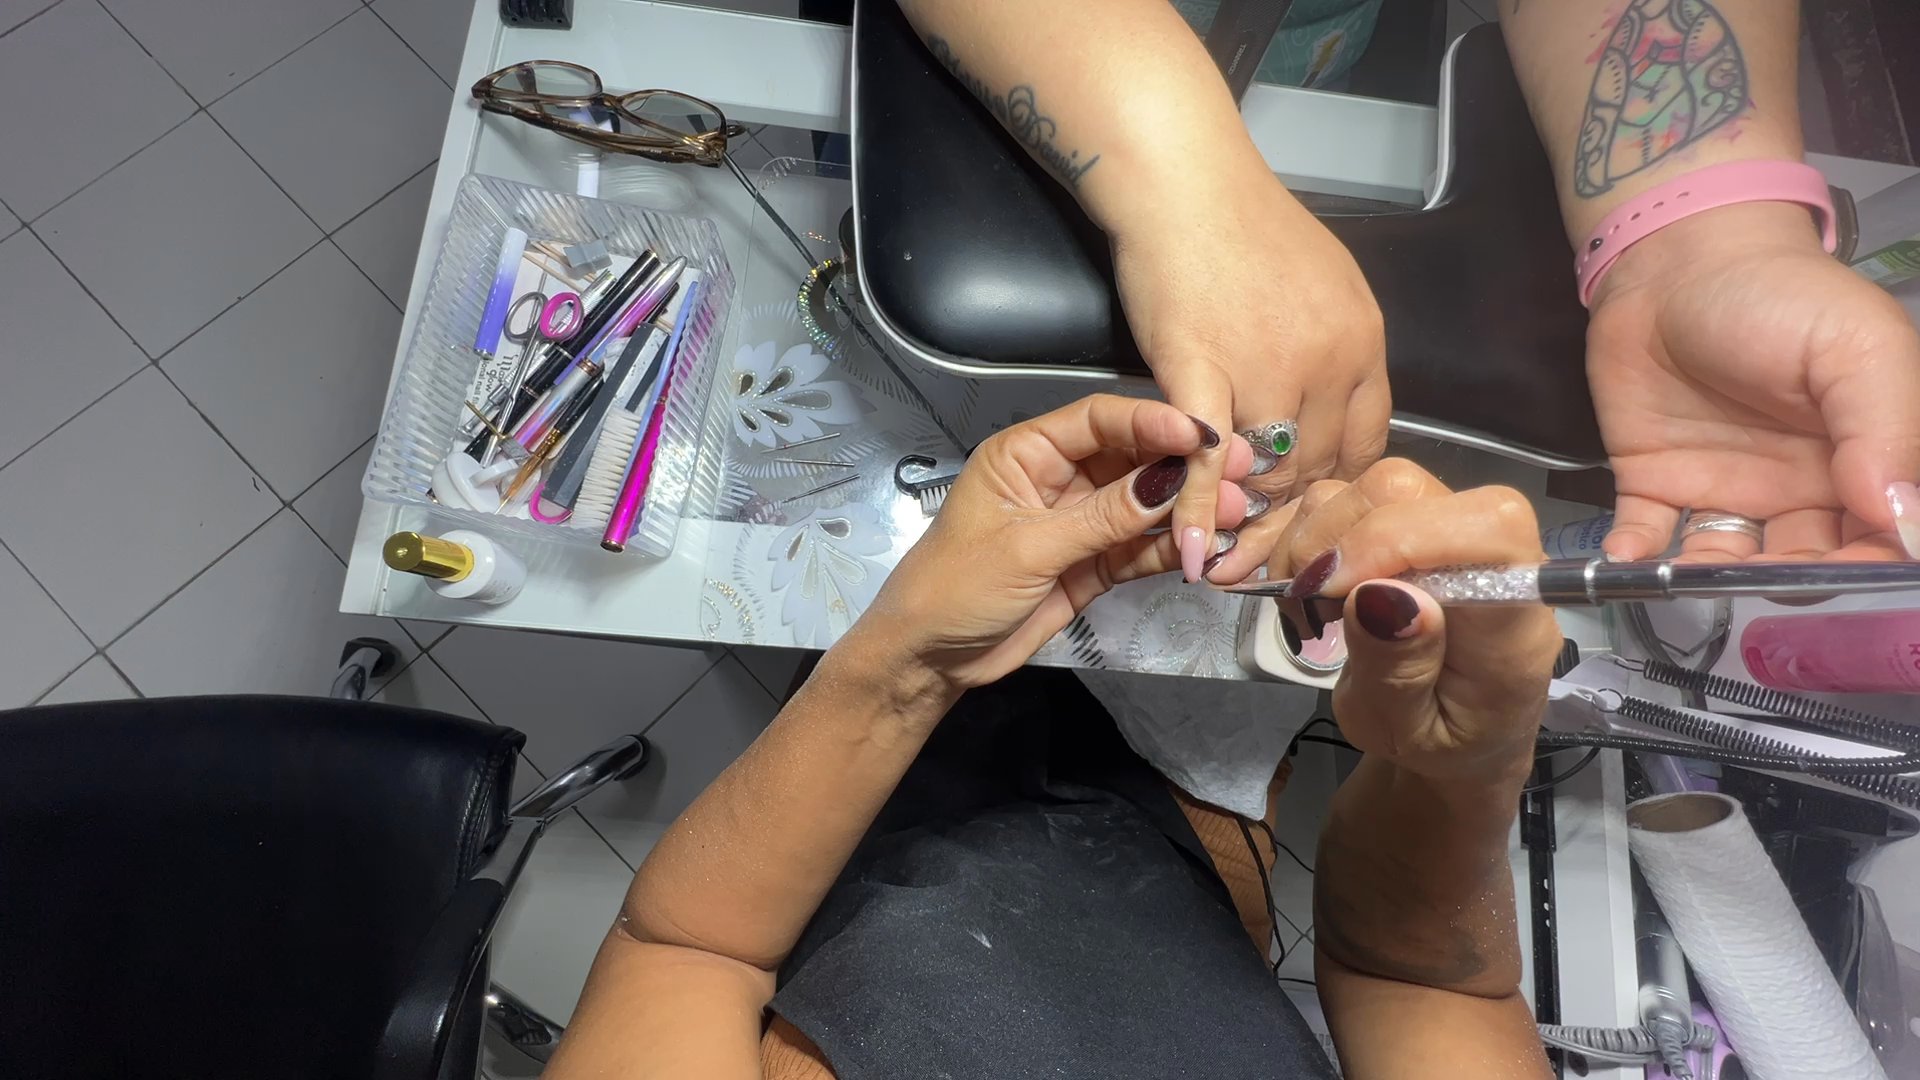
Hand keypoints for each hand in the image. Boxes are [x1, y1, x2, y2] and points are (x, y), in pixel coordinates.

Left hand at [855, 395, 1256, 690]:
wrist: (931, 657)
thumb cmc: (957, 586)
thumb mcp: (1027, 547)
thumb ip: (1101, 517)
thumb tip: (1171, 482)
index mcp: (1026, 454)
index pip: (1097, 420)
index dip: (1151, 421)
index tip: (1202, 432)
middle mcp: (1057, 478)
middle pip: (1130, 459)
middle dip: (1181, 466)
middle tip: (1238, 470)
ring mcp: (1078, 522)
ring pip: (1142, 505)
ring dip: (1185, 510)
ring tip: (1236, 513)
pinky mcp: (1091, 563)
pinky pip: (1138, 547)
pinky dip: (1169, 548)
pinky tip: (1205, 548)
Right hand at [1106, 159, 1390, 585]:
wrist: (1184, 185)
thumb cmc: (1244, 232)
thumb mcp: (1316, 288)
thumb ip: (1326, 356)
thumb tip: (1310, 414)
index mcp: (1364, 341)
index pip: (1365, 445)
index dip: (1334, 492)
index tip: (1303, 513)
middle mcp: (1330, 359)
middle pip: (1318, 467)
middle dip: (1289, 515)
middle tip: (1259, 554)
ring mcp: (1269, 366)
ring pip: (1269, 471)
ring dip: (1247, 521)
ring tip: (1227, 562)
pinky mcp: (1201, 370)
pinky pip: (1208, 456)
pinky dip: (1198, 509)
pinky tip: (1191, 550)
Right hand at [1265, 460, 1562, 782]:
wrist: (1452, 731)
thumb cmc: (1439, 741)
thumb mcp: (1409, 734)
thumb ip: (1398, 672)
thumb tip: (1380, 595)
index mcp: (1511, 615)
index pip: (1487, 527)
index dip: (1397, 538)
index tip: (1334, 590)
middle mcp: (1485, 555)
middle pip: (1407, 488)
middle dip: (1334, 540)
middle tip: (1309, 606)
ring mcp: (1443, 532)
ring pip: (1361, 488)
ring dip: (1309, 542)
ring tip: (1306, 605)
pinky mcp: (1403, 526)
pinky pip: (1336, 499)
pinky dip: (1299, 537)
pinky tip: (1300, 585)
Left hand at [1586, 201, 1919, 562]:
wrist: (1671, 278)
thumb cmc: (1778, 301)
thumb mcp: (1857, 352)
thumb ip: (1888, 432)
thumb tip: (1907, 518)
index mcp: (1866, 457)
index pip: (1885, 530)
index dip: (1878, 559)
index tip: (1864, 571)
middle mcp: (1796, 485)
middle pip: (1804, 556)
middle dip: (1792, 576)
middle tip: (1765, 576)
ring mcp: (1719, 486)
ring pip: (1723, 555)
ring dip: (1710, 575)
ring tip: (1693, 577)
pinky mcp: (1650, 480)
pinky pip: (1645, 531)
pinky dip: (1636, 552)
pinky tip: (1630, 560)